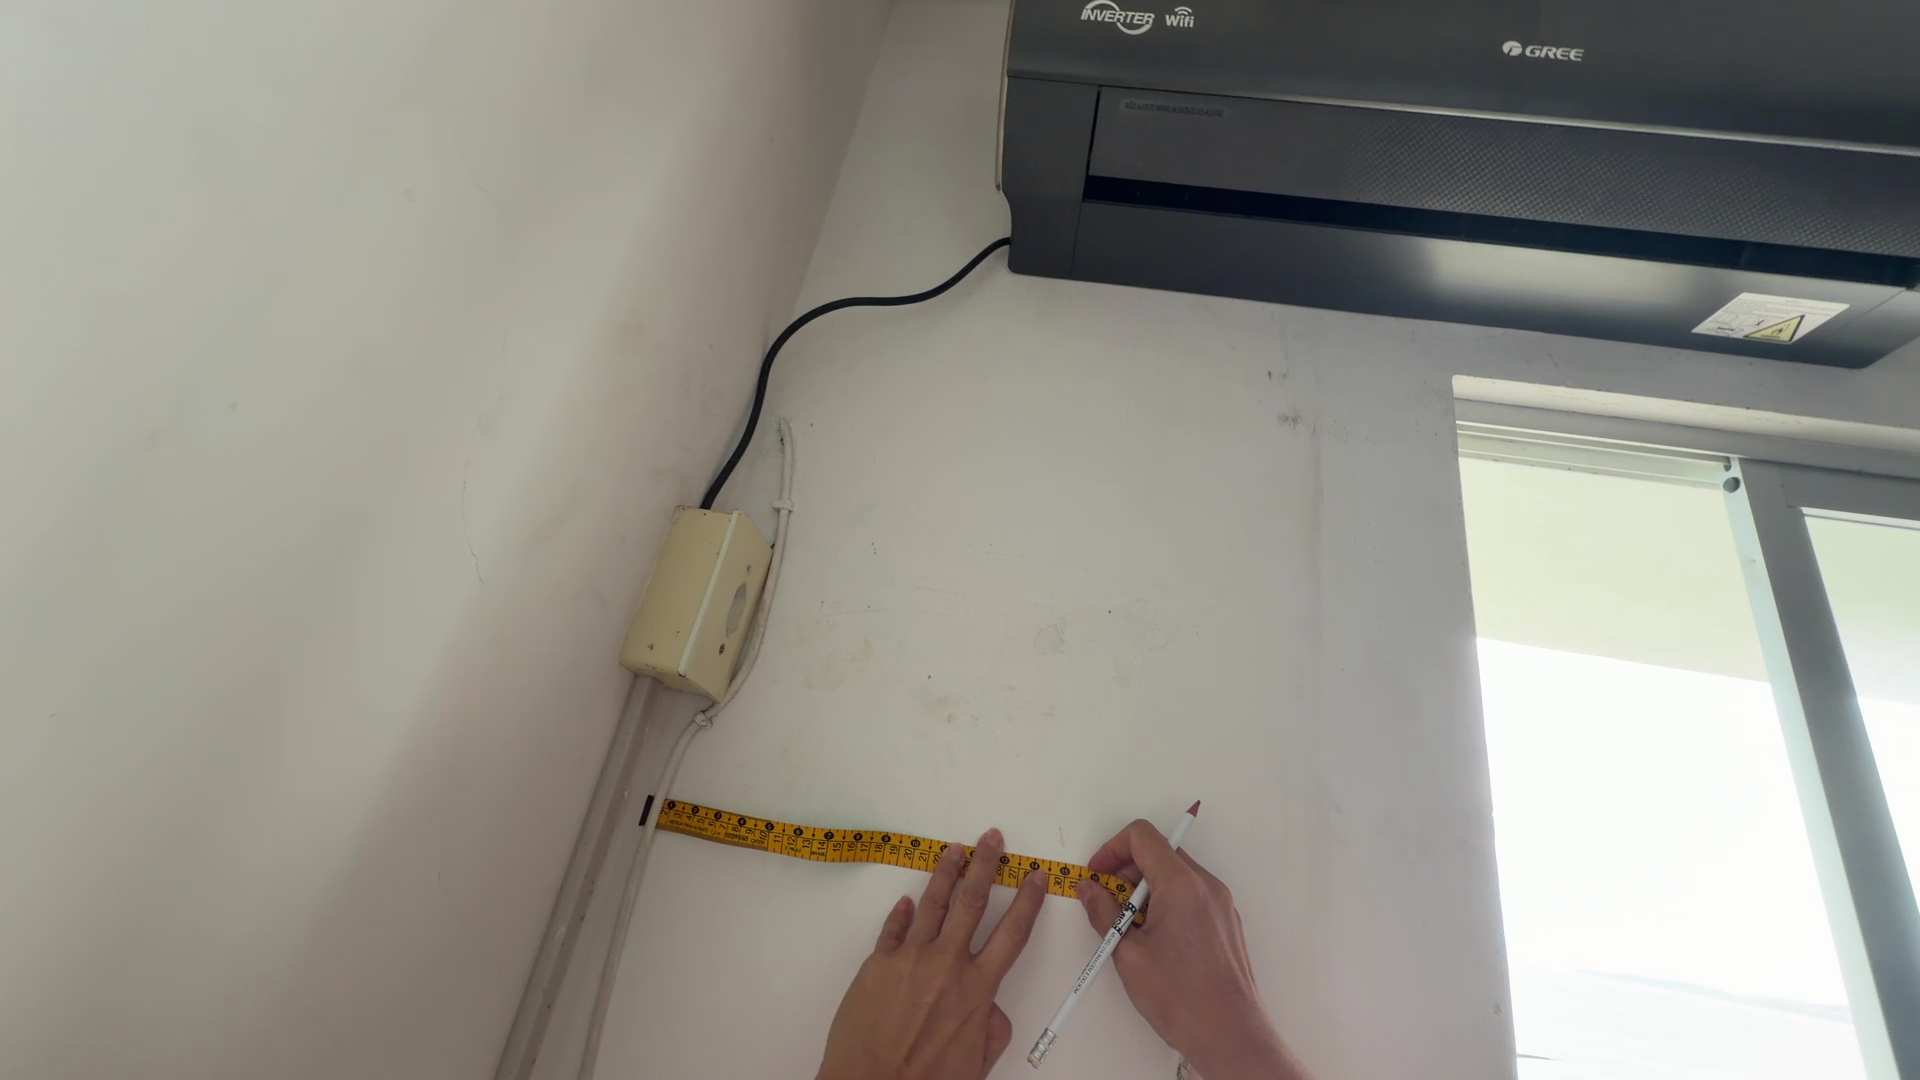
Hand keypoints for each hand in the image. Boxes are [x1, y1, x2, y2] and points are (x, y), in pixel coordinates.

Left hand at [818, 829, 1047, 1079]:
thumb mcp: (976, 1064)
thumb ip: (990, 1028)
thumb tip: (990, 1005)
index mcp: (976, 989)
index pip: (1012, 934)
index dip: (1028, 901)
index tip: (1036, 876)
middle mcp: (946, 964)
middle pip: (972, 901)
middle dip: (985, 864)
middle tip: (991, 837)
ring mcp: (910, 958)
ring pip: (933, 902)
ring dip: (946, 872)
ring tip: (954, 849)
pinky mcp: (879, 962)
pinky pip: (893, 929)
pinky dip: (901, 913)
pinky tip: (905, 900)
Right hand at [1076, 821, 1311, 1079]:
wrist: (1234, 1041)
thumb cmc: (1181, 998)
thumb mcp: (1128, 955)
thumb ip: (1103, 913)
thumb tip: (1088, 889)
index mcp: (1181, 884)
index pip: (1142, 835)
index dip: (1112, 848)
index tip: (1097, 874)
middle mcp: (1206, 884)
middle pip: (1159, 851)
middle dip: (1126, 869)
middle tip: (1108, 902)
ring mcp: (1220, 903)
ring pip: (1174, 872)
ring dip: (1145, 886)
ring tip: (1130, 926)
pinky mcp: (1226, 922)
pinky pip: (1190, 892)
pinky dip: (1166, 900)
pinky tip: (1155, 938)